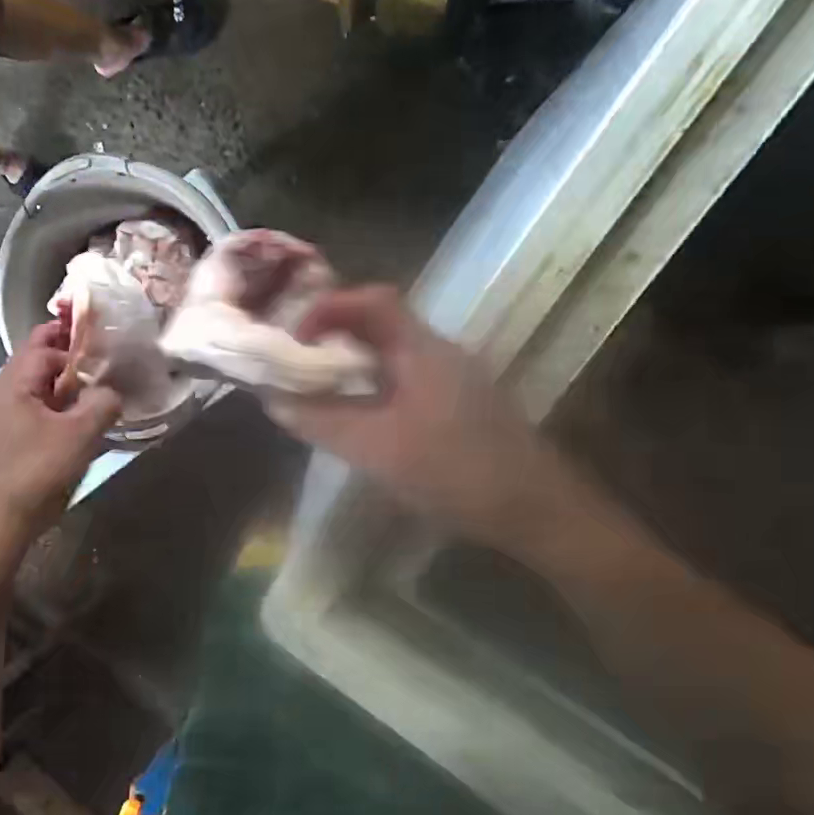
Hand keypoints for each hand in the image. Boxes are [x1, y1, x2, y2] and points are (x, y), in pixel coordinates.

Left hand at [0, 323, 121, 565]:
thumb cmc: (35, 476)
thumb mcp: (80, 437)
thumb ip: (102, 404)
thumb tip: (111, 391)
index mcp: (10, 386)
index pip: (39, 344)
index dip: (68, 337)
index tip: (97, 339)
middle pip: (30, 368)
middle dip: (63, 366)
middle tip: (96, 372)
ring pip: (25, 396)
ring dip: (55, 394)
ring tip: (84, 404)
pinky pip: (20, 419)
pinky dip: (44, 417)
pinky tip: (61, 437)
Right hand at [269, 285, 582, 552]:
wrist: (541, 514)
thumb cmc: (457, 471)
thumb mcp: (376, 448)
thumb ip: (320, 421)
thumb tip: (272, 399)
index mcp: (421, 349)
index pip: (371, 300)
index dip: (327, 307)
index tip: (294, 337)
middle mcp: (437, 351)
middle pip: (376, 322)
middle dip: (330, 334)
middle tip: (293, 360)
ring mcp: (450, 376)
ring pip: (387, 351)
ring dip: (348, 360)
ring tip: (313, 385)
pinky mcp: (455, 402)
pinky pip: (400, 376)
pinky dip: (367, 383)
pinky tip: (353, 413)